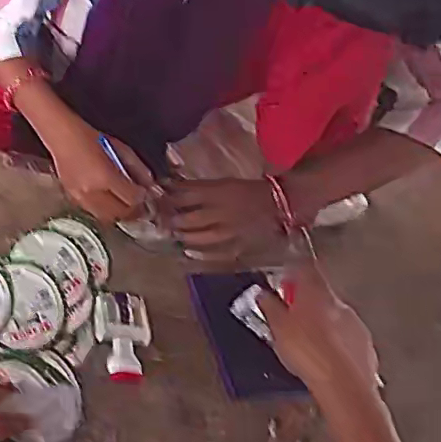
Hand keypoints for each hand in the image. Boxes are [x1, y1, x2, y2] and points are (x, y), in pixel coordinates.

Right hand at [50, 126, 154, 223]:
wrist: (62, 137)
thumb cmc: (91, 138)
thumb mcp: (119, 148)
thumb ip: (137, 167)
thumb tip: (149, 183)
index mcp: (106, 177)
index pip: (131, 198)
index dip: (141, 198)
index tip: (144, 193)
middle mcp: (93, 191)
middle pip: (120, 213)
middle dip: (132, 211)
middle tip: (139, 205)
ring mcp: (80, 197)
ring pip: (106, 218)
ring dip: (118, 214)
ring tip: (124, 206)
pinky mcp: (72, 198)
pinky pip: (93, 212)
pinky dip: (103, 211)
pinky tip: (107, 202)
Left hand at [165, 178, 283, 260]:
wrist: (283, 205)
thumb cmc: (250, 192)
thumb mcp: (223, 183)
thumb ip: (197, 188)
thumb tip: (169, 187)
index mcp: (219, 193)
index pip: (184, 195)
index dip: (167, 199)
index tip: (157, 200)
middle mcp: (222, 214)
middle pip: (187, 220)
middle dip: (171, 221)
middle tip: (161, 222)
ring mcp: (229, 235)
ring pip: (197, 240)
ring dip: (182, 238)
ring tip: (176, 236)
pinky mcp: (238, 252)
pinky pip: (212, 258)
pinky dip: (196, 257)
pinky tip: (187, 255)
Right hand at [255, 262, 379, 403]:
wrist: (344, 388)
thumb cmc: (309, 354)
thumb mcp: (277, 327)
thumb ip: (269, 306)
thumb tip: (263, 295)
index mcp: (316, 292)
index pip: (305, 268)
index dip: (294, 271)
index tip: (286, 279)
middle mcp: (339, 304)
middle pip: (320, 293)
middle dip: (306, 302)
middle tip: (290, 316)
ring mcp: (355, 325)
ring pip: (335, 316)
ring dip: (322, 324)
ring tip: (305, 343)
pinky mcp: (366, 347)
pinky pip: (347, 338)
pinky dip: (336, 343)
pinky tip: (324, 358)